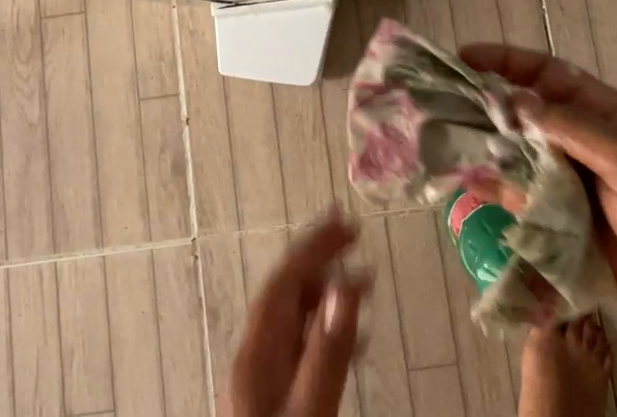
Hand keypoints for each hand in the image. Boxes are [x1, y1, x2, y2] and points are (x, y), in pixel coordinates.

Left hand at [223, 209, 371, 416]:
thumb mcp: (308, 406)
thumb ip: (326, 349)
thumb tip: (345, 286)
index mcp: (255, 351)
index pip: (283, 280)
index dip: (313, 244)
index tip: (345, 219)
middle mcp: (253, 354)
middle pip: (286, 291)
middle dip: (320, 256)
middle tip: (354, 230)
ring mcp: (261, 373)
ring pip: (294, 316)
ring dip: (326, 288)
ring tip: (363, 275)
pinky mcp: (273, 393)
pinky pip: (300, 342)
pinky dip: (325, 325)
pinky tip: (350, 330)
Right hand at [461, 44, 616, 344]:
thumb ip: (576, 130)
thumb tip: (517, 101)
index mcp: (609, 116)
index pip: (551, 76)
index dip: (509, 62)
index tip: (464, 57)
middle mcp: (585, 144)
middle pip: (527, 115)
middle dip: (487, 106)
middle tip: (440, 104)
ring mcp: (574, 185)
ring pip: (520, 158)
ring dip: (486, 150)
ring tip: (444, 144)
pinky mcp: (565, 224)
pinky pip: (524, 200)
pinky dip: (497, 192)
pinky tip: (469, 187)